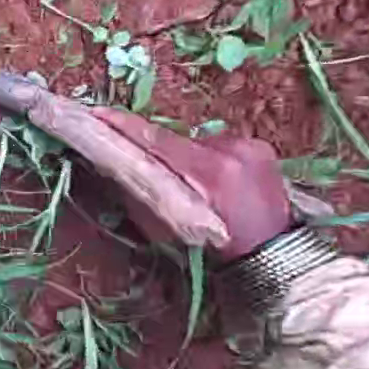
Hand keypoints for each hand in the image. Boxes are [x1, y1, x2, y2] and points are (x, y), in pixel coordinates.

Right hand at [93, 110, 290, 261]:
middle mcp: (230, 149)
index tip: (98, 113)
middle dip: (153, 148)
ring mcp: (250, 145)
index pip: (155, 138)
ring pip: (197, 143)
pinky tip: (211, 181)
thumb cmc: (209, 249)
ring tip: (185, 181)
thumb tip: (115, 167)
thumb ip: (141, 194)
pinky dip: (207, 159)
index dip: (123, 125)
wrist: (270, 254)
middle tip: (136, 158)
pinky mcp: (261, 148)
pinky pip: (220, 147)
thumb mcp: (164, 227)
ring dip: (183, 156)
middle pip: (175, 139)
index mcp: (206, 170)